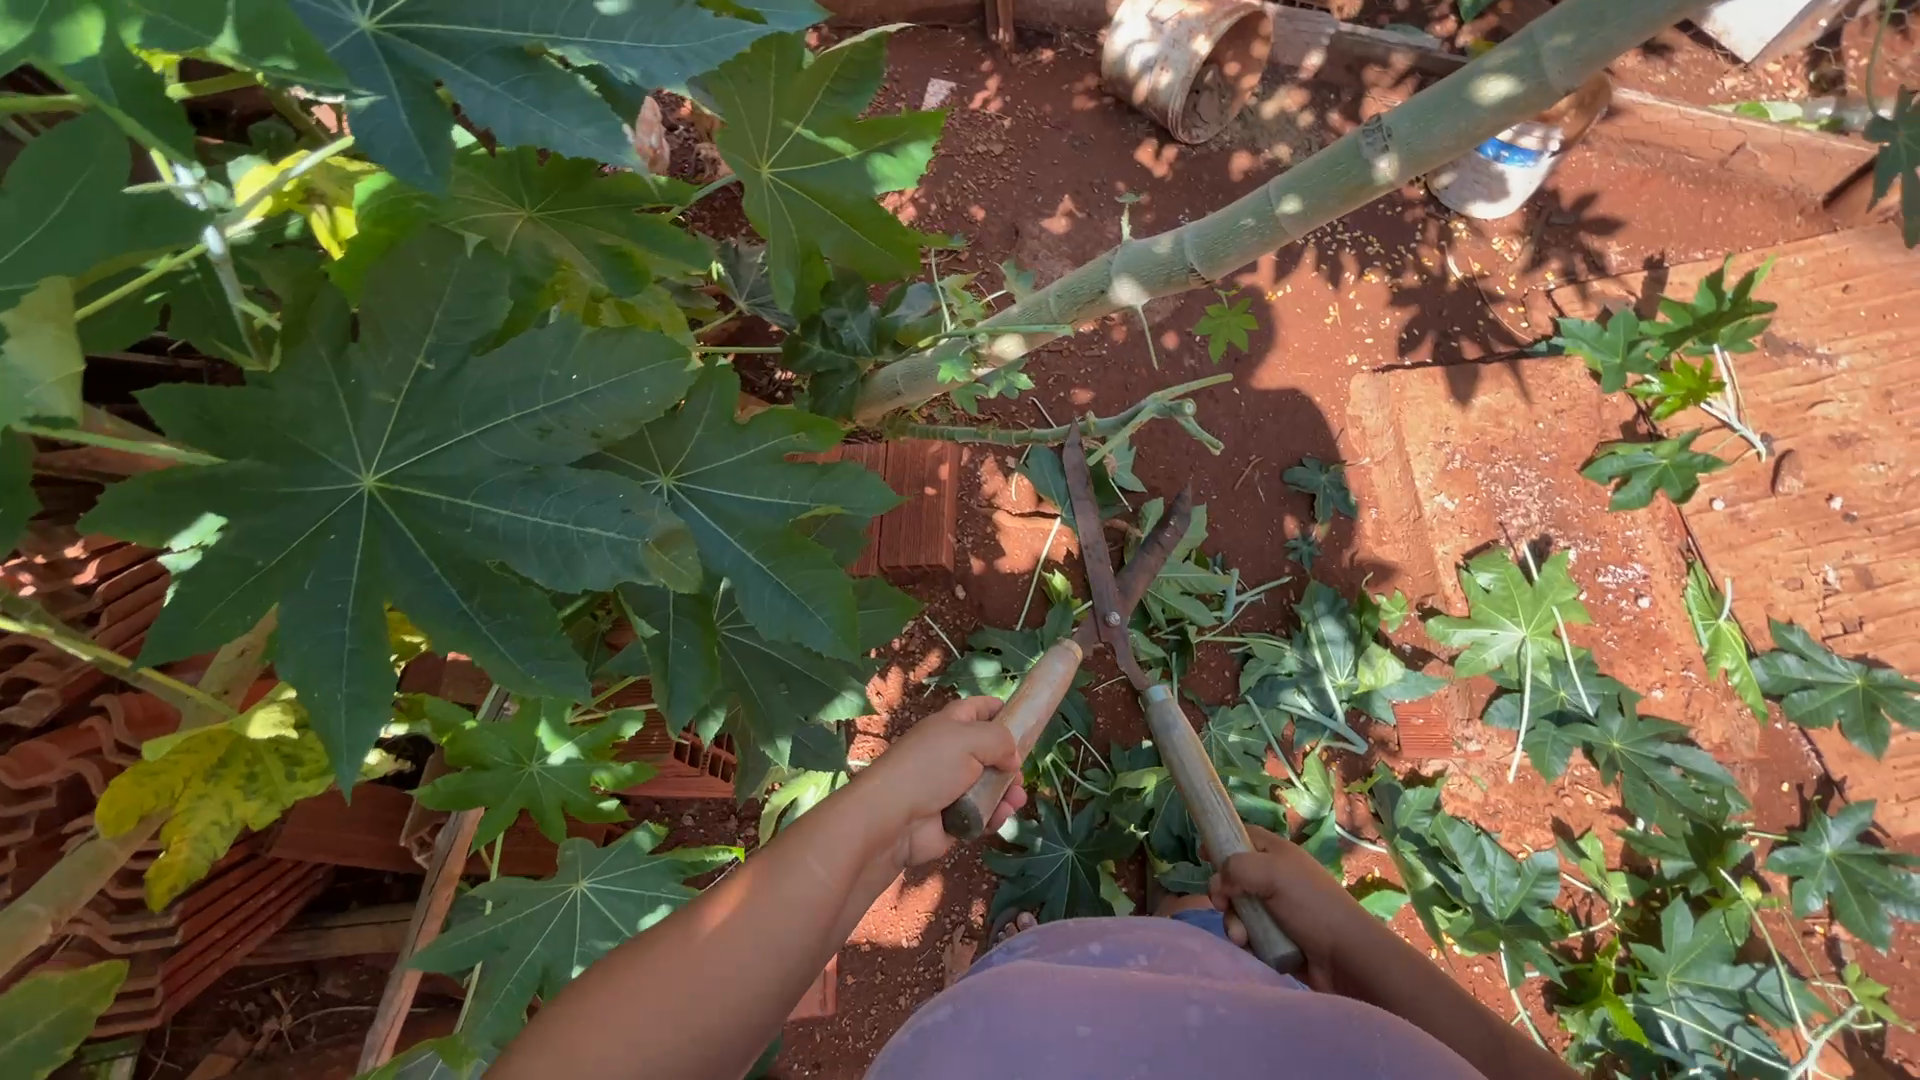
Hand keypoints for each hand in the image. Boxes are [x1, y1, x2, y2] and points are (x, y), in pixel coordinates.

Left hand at [854, 696, 1025, 867]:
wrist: (894, 818)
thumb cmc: (931, 767)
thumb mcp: (970, 739)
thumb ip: (1000, 740)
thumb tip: (1011, 759)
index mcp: (951, 725)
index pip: (979, 709)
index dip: (1001, 711)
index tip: (1025, 722)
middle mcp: (951, 753)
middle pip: (991, 753)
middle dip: (1010, 764)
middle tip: (1017, 777)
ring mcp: (951, 787)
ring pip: (990, 786)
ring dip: (1007, 793)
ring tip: (1014, 801)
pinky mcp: (954, 817)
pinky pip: (982, 813)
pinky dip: (993, 816)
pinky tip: (999, 818)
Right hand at [1209, 825, 1376, 993]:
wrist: (1346, 958)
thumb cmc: (1310, 905)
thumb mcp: (1272, 872)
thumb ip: (1236, 866)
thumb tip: (1219, 880)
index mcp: (1277, 854)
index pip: (1243, 835)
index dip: (1221, 840)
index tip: (1202, 854)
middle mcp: (1275, 878)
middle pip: (1233, 875)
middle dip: (1222, 891)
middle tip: (1221, 904)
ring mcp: (1275, 909)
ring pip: (1237, 907)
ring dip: (1232, 920)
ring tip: (1242, 936)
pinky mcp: (1274, 937)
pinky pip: (1247, 932)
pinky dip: (1244, 939)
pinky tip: (1250, 946)